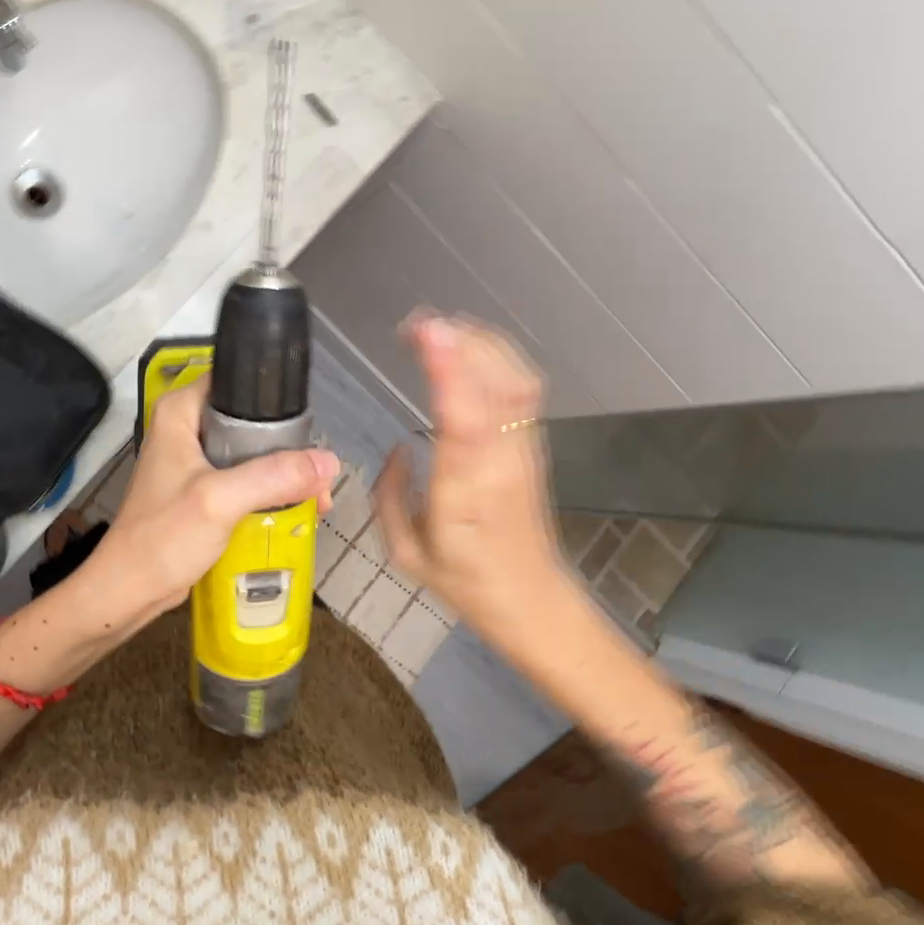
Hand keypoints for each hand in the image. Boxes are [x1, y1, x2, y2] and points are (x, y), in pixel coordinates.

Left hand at [85, 377, 338, 621]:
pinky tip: (293, 509)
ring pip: (251, 452)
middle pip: (251, 420)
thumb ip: (273, 477)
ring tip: (314, 497)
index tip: (310, 428)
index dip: (275, 399)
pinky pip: (244, 479)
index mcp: (180, 412)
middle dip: (288, 447)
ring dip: (282, 474)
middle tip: (318, 476)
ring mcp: (193, 460)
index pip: (236, 381)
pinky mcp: (201, 490)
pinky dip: (268, 492)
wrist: (130, 589)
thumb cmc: (162, 539)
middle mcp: (185, 428)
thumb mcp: (220, 501)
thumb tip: (328, 463)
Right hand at [373, 315, 573, 637]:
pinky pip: (522, 391)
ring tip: (438, 330)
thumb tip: (397, 450)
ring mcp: (522, 450)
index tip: (426, 335)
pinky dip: (498, 359)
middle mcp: (499, 462)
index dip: (448, 372)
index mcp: (464, 492)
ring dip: (479, 344)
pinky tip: (472, 349)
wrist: (531, 598)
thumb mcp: (406, 553)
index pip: (462, 419)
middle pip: (492, 385)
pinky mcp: (532, 446)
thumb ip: (391, 497)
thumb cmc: (465, 581)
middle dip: (459, 343)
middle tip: (417, 325)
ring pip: (512, 380)